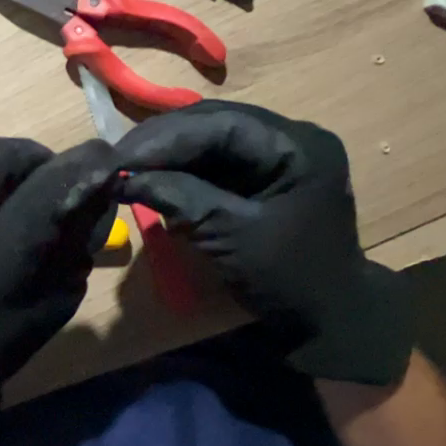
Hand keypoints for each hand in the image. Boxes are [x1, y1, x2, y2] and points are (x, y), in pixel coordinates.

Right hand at [115, 100, 410, 385]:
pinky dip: (179, 170)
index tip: (120, 156)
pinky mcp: (258, 178)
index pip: (221, 124)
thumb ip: (181, 198)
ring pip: (208, 139)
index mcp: (297, 146)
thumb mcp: (232, 238)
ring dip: (166, 154)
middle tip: (115, 159)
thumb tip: (123, 177)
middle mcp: (288, 139)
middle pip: (213, 124)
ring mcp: (274, 157)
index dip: (165, 137)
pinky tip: (150, 180)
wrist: (330, 321)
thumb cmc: (289, 279)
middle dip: (161, 141)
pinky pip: (213, 162)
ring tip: (125, 168)